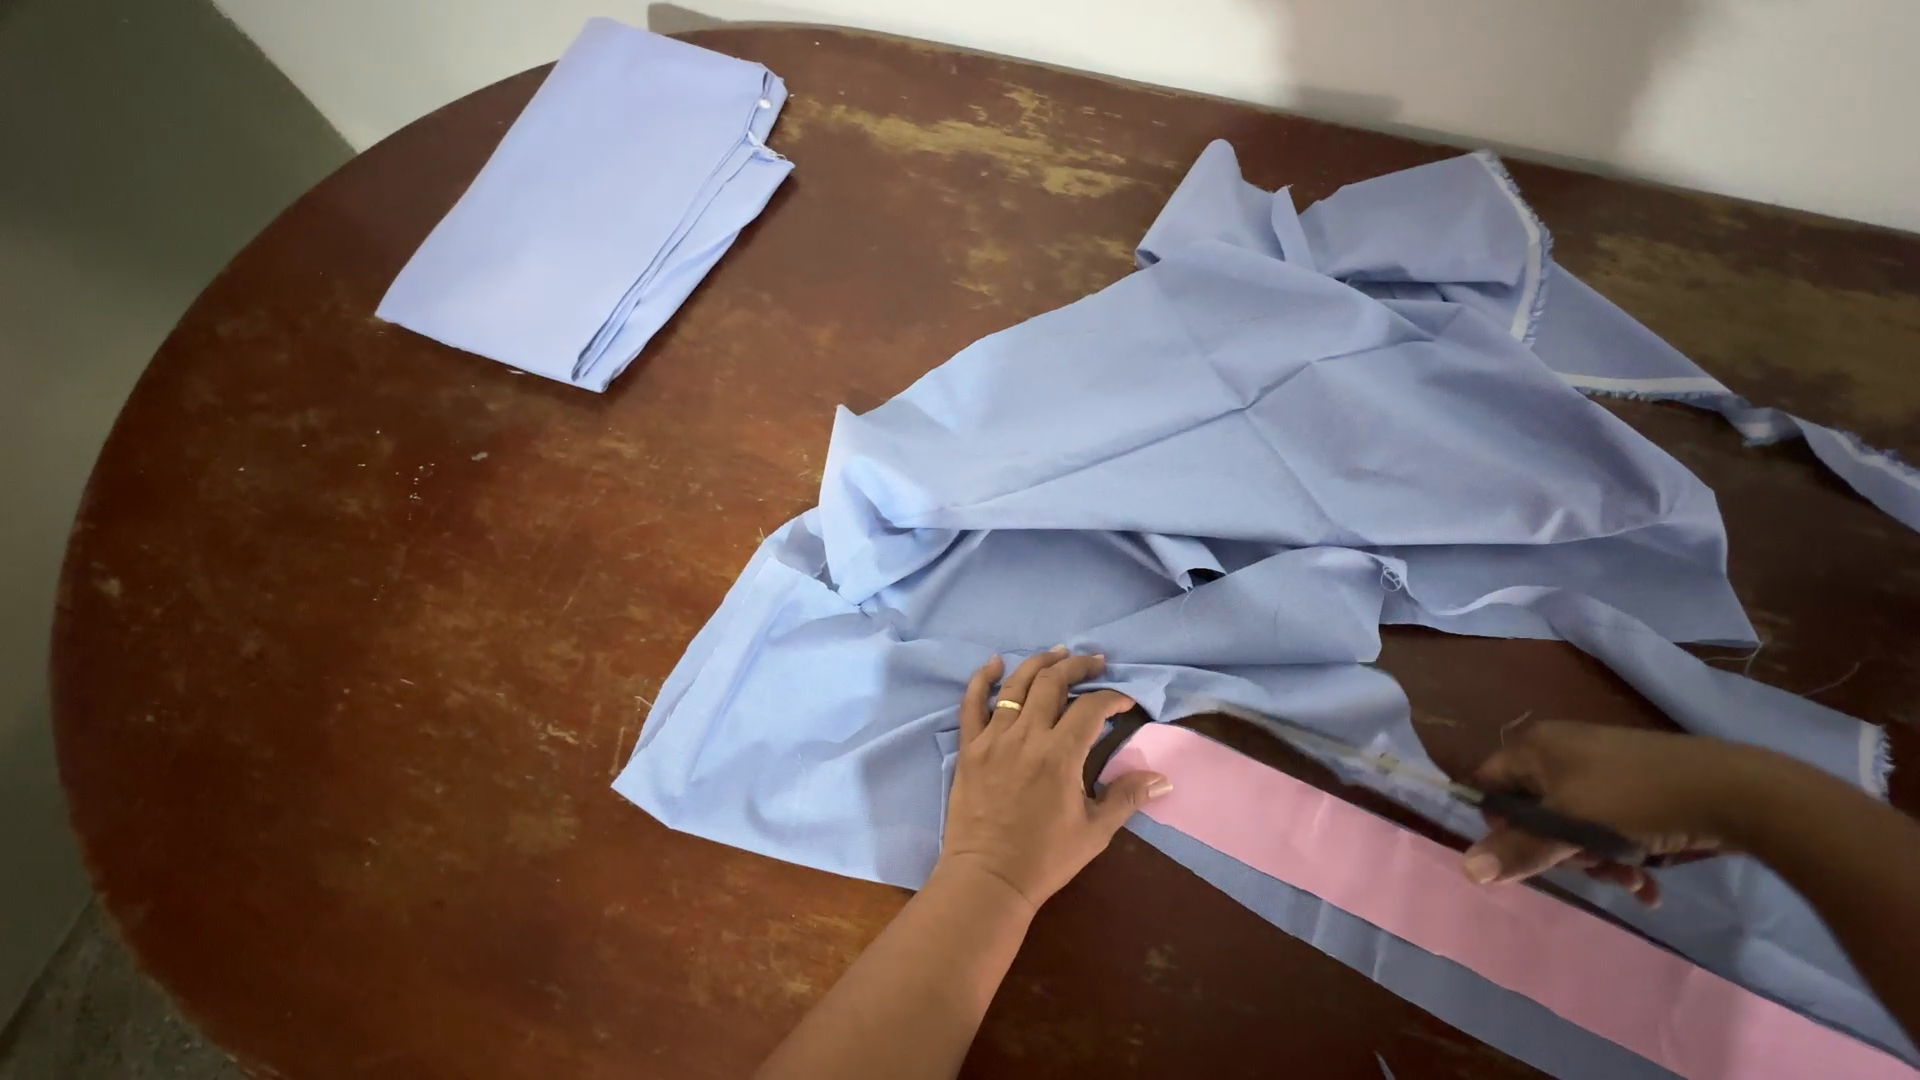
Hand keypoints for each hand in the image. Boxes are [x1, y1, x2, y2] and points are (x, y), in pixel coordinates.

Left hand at [938, 648, 1171, 911]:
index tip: (1124, 701)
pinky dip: (981, 679)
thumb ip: (1126, 797)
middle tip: (1095, 661)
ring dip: (1039, 663)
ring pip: (1015, 685)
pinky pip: (971, 704)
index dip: (1111, 698)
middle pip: (1053, 683)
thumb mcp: (1095, 831)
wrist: (987, 878)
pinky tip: (993, 663)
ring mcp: (993, 739)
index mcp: (1060, 755)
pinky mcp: (969, 748)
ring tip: (1058, 652)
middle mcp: (1026, 736)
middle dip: (1078, 666)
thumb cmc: (1045, 858)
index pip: (1090, 708)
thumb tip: (1163, 778)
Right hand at [1463, 721, 1760, 904]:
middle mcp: (1559, 752)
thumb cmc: (1639, 799)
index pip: (1489, 787)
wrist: (1741, 791)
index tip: (1529, 855)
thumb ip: (1519, 849)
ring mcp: (1599, 768)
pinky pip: (1608, 823)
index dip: (1500, 825)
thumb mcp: (1573, 827)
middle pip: (1534, 811)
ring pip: (1574, 824)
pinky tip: (1648, 882)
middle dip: (1563, 852)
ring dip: (1597, 860)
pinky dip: (1622, 854)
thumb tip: (1467, 870)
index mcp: (1533, 747)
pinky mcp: (1635, 786)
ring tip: (1633, 882)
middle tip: (1594, 872)